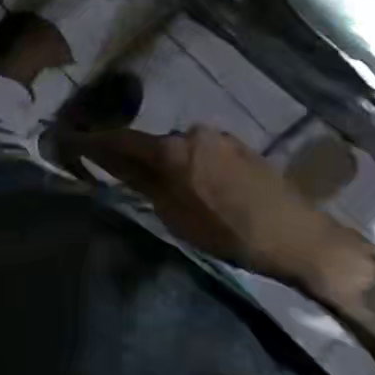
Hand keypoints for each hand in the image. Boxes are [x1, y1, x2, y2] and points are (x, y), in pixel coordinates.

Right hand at [82, 126, 374, 292]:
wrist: (306, 241)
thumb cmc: (231, 233)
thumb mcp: (175, 215)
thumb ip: (140, 184)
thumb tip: (109, 163)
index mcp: (171, 148)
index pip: (119, 139)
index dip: (92, 141)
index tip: (68, 139)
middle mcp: (191, 133)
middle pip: (149, 142)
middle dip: (133, 155)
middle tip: (120, 172)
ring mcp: (219, 138)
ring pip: (177, 148)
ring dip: (165, 162)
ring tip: (164, 185)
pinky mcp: (241, 149)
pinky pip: (200, 152)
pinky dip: (188, 164)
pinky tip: (196, 186)